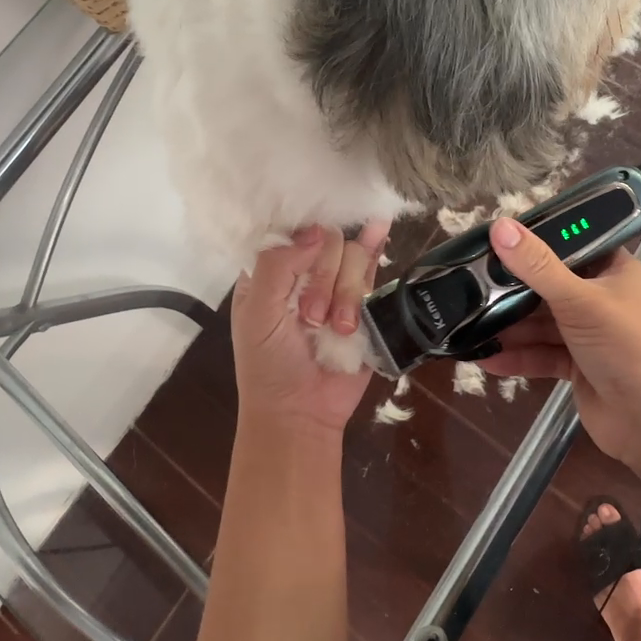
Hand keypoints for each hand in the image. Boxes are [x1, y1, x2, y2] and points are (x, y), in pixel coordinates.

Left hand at [230, 223, 388, 434]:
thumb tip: (316, 231)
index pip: (290, 228)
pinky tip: (381, 227)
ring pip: (353, 256)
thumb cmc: (268, 365)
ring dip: (346, 293)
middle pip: (328, 241)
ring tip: (337, 327)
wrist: (302, 413)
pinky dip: (376, 248)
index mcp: (271, 271)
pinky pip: (373, 267)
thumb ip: (278, 266)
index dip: (303, 232)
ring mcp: (336, 285)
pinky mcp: (365, 302)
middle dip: (324, 279)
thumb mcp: (258, 313)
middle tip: (311, 317)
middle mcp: (304, 271)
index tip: (309, 246)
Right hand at [478, 218, 640, 473]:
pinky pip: (542, 354)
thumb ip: (537, 266)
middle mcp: (602, 297)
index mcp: (613, 271)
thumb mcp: (580, 300)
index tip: (494, 236)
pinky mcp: (578, 367)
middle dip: (512, 288)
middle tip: (468, 281)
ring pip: (542, 322)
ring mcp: (589, 334)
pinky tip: (484, 359)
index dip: (536, 239)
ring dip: (509, 325)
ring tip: (466, 322)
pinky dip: (517, 356)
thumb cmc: (627, 348)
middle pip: (549, 285)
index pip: (572, 243)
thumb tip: (499, 226)